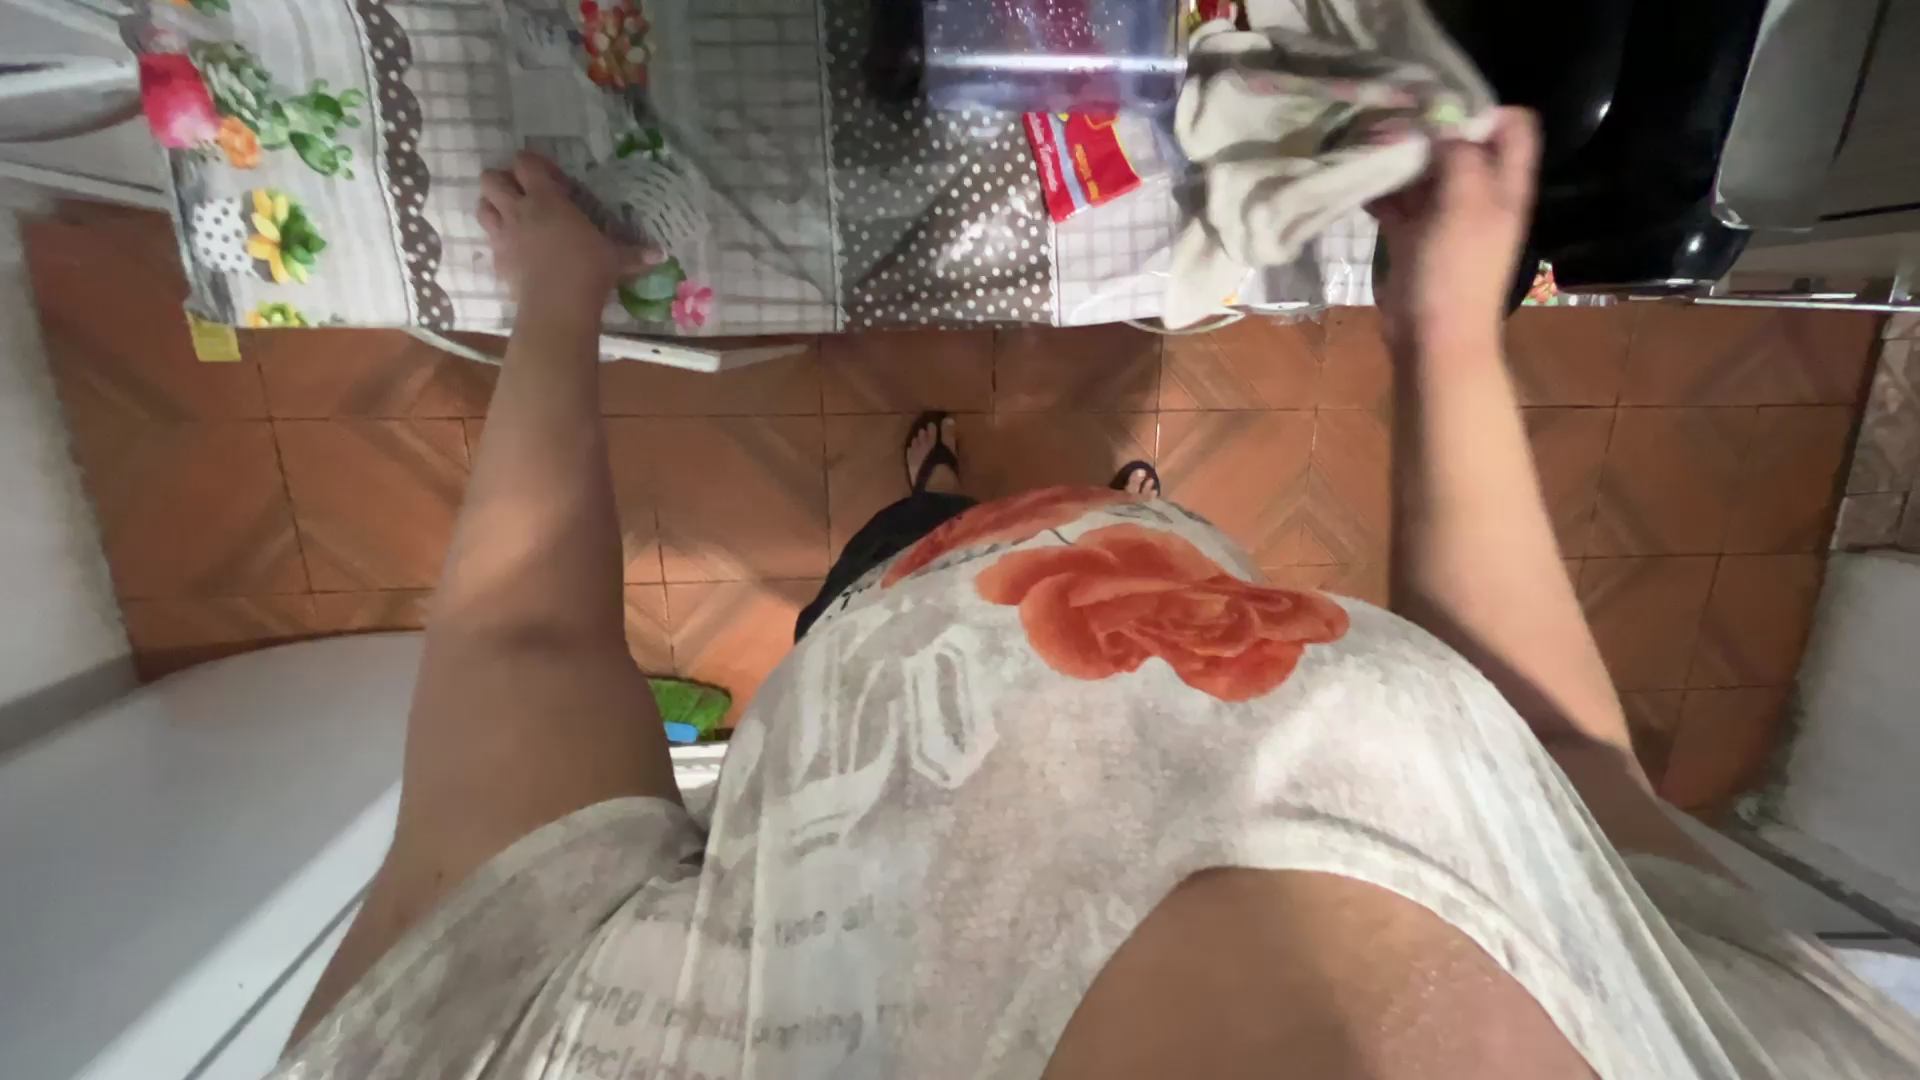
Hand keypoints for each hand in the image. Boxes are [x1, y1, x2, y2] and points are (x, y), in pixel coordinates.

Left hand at [477, 151, 659, 315]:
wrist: (558, 305)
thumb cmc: (588, 270)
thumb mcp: (617, 260)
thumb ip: (635, 254)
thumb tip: (661, 255)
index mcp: (546, 199)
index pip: (526, 163)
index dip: (537, 165)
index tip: (557, 181)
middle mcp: (518, 210)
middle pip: (491, 179)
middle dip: (504, 182)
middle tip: (526, 195)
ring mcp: (504, 235)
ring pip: (483, 206)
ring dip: (495, 207)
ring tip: (515, 219)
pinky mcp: (498, 261)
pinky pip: (491, 243)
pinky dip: (501, 244)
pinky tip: (519, 254)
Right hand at [1369, 107, 1539, 350]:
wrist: (1433, 336)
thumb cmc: (1455, 273)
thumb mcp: (1465, 206)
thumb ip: (1459, 158)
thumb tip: (1440, 123)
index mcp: (1503, 184)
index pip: (1510, 125)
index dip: (1479, 111)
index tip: (1436, 111)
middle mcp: (1476, 195)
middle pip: (1458, 147)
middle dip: (1425, 133)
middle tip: (1387, 127)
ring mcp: (1442, 218)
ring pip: (1423, 175)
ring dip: (1397, 163)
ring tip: (1364, 151)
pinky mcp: (1411, 240)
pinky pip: (1397, 206)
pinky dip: (1379, 194)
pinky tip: (1357, 186)